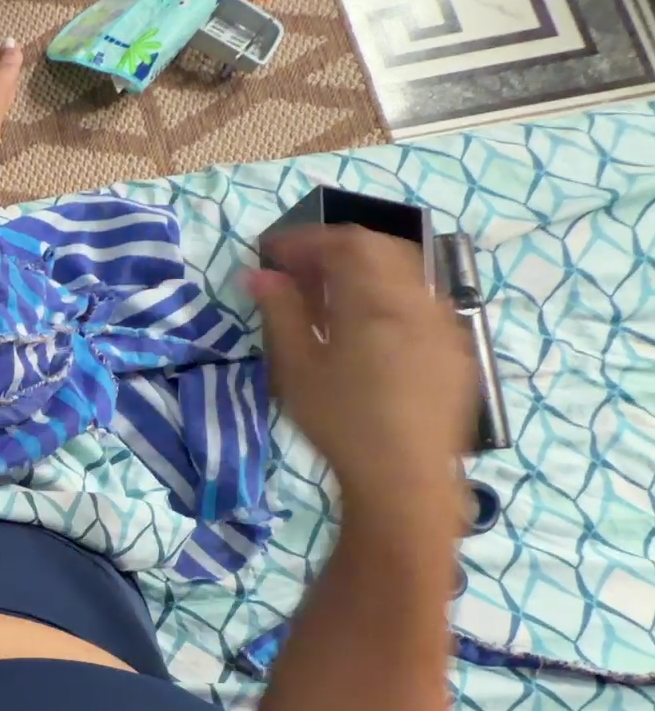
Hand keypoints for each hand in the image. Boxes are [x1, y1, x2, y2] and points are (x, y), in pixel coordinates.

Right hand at [247, 226, 476, 534]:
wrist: (403, 471)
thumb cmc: (338, 420)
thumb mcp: (296, 368)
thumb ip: (281, 314)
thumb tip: (259, 275)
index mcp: (376, 301)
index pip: (344, 245)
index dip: (305, 239)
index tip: (268, 248)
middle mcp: (418, 299)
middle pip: (380, 248)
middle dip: (333, 248)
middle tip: (291, 265)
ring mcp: (442, 319)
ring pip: (403, 271)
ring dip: (360, 268)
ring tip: (321, 290)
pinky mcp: (451, 343)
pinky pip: (417, 298)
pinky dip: (382, 291)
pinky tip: (358, 319)